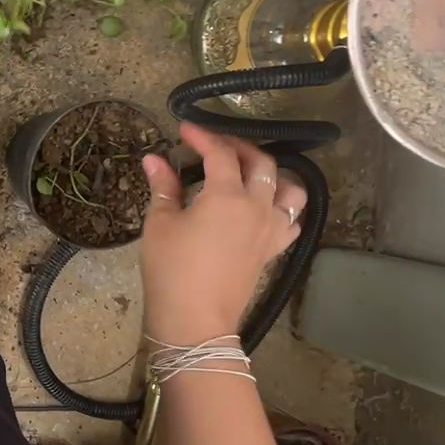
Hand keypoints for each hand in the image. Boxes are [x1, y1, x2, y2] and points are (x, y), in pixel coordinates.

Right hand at [138, 124, 307, 345]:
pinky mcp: (274, 249)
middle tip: (212, 144)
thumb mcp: (160, 223)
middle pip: (261, 163)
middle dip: (238, 147)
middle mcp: (257, 207)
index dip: (202, 137)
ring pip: (289, 189)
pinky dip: (281, 205)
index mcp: (227, 196)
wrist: (195, 316)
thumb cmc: (171, 267)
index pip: (220, 154)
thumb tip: (153, 158)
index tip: (184, 128)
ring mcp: (271, 229)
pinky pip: (292, 219)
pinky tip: (263, 206)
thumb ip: (163, 186)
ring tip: (249, 171)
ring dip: (271, 173)